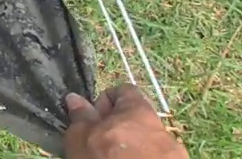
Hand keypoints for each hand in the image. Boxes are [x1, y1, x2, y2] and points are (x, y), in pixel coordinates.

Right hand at [65, 84, 185, 158]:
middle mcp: (165, 133)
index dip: (106, 101)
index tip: (94, 119)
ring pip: (152, 145)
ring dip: (136, 150)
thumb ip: (81, 116)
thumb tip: (77, 99)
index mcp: (139, 114)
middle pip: (140, 121)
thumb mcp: (81, 138)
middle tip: (103, 145)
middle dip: (121, 130)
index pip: (125, 91)